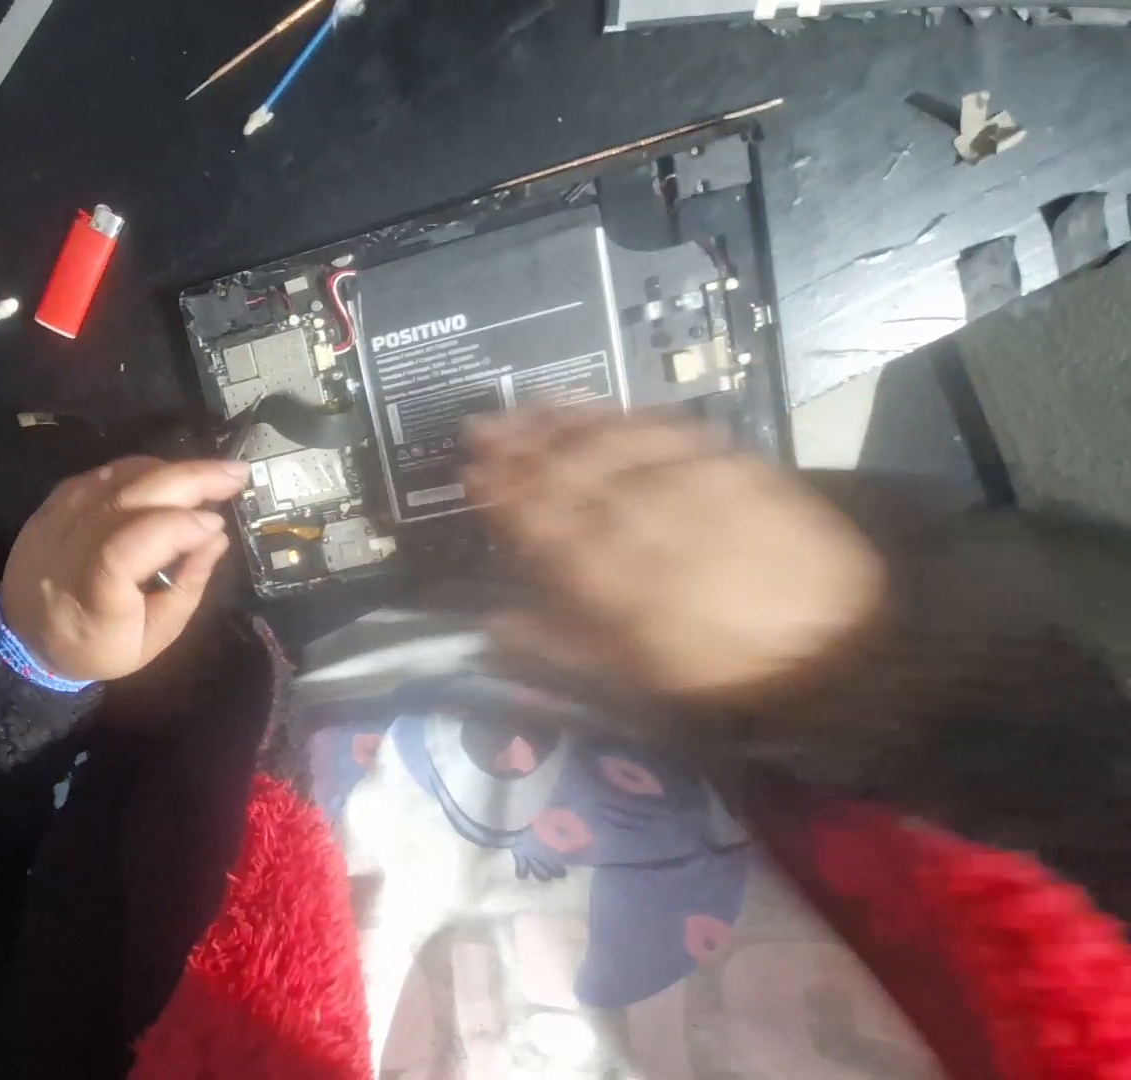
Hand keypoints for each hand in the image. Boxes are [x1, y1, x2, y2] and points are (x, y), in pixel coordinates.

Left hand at [1, 457, 249, 682]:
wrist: (28, 640)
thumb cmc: (99, 646)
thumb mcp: (154, 638)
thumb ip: (187, 588)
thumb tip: (216, 537)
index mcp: (90, 599)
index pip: (125, 548)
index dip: (175, 526)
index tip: (218, 523)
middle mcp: (64, 553)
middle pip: (124, 499)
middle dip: (188, 480)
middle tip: (235, 474)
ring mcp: (51, 524)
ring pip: (113, 479)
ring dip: (168, 469)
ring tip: (210, 473)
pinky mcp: (48, 507)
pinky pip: (98, 475)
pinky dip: (139, 469)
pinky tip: (169, 474)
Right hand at [465, 410, 886, 704]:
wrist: (839, 644)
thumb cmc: (717, 666)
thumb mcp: (628, 674)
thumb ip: (553, 644)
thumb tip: (491, 622)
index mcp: (610, 579)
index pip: (539, 521)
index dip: (500, 493)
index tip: (470, 473)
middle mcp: (642, 525)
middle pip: (567, 473)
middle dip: (516, 445)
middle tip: (479, 424)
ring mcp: (690, 489)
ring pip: (610, 445)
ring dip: (559, 423)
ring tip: (523, 405)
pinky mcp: (732, 467)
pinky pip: (667, 432)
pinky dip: (624, 416)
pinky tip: (596, 409)